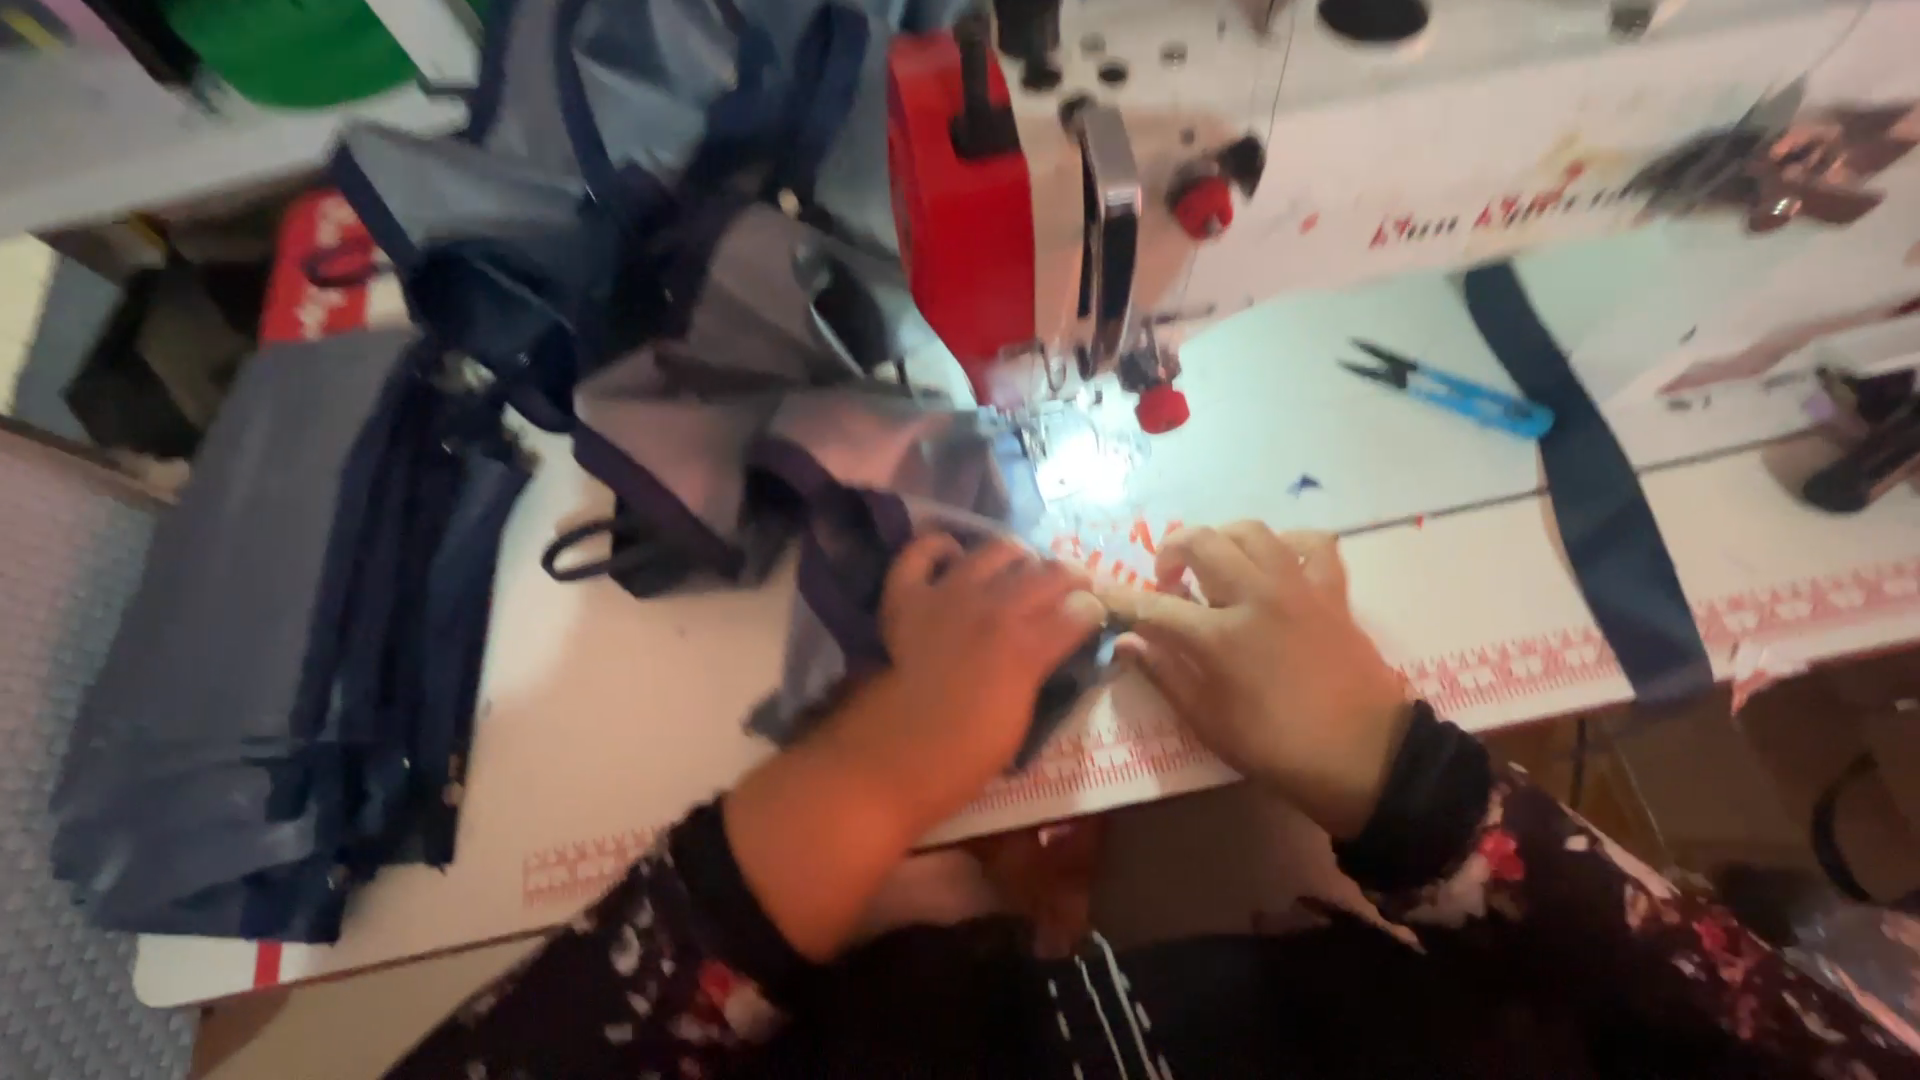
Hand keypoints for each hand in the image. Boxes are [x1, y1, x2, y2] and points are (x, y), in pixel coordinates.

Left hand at [726, 534, 1103, 959]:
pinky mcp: (908, 597)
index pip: (1079, 610)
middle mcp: (993, 607)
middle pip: (1046, 572)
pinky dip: (938, 548)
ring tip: (1022, 567)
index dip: (1093, 611)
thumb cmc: (965, 756)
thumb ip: (1040, 670)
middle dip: (1070, 577)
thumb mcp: (1021, 717)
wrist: (892, 759)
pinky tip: (954, 555)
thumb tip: (1056, 642)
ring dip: (1017, 556)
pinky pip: (921, 553)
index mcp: (1027, 645)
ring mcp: (947, 595)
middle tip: (1074, 587)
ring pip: (994, 551)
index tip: (1096, 614)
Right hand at [1100, 523, 1410, 838]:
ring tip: (1213, 565)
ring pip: (1250, 530)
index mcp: (1220, 637)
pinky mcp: (1332, 592)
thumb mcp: (1208, 722)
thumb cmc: (1278, 747)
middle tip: (1167, 581)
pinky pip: (1311, 544)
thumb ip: (1164, 674)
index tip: (1103, 596)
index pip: (1153, 606)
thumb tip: (1125, 642)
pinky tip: (1274, 564)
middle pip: (1200, 542)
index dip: (1121, 599)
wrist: (1366, 759)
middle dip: (1170, 552)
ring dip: (1220, 539)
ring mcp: (1298, 588)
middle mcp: (1256, 597)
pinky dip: (1286, 544)